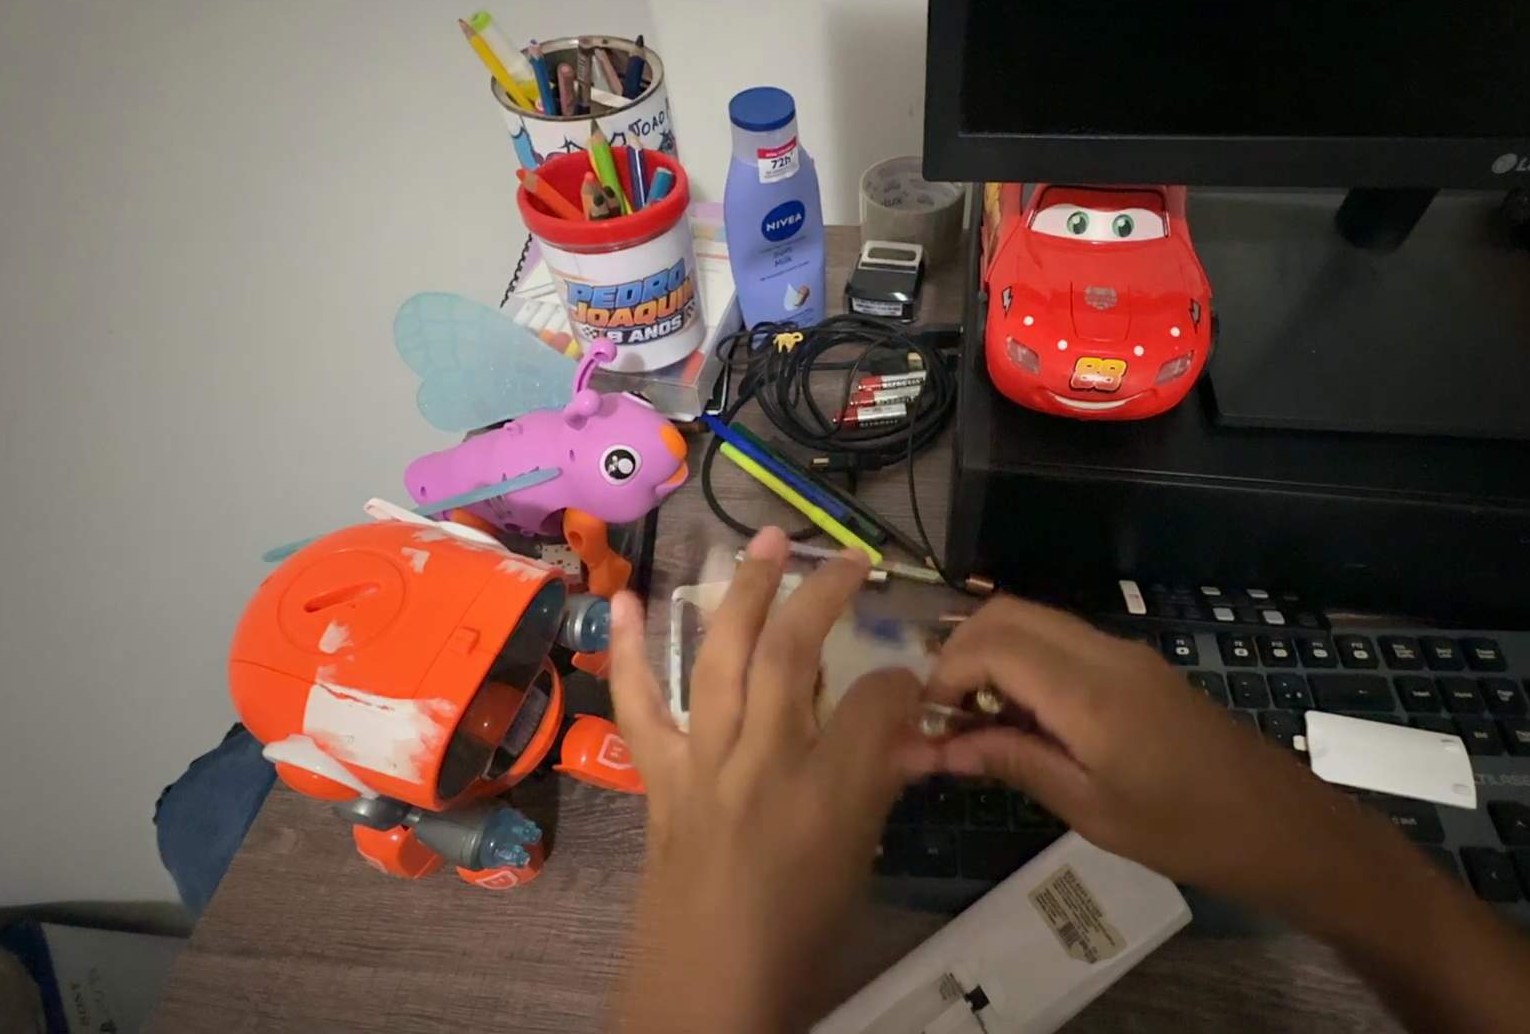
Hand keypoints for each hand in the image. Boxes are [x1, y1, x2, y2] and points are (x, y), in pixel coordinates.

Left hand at [607, 528, 925, 1033]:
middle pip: (790, 656)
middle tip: (842, 555)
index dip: (899, 678)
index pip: (874, 704)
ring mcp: (702, 762)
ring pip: (721, 659)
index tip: (907, 673)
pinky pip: (637, 705)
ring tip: (761, 541)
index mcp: (826, 793)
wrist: (706, 989)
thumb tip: (907, 724)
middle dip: (819, 594)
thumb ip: (883, 777)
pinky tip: (621, 600)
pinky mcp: (660, 775)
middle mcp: (762, 763)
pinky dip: (626, 650)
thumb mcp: (859, 852)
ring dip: (743, 592)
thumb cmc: (796, 927)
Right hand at [913, 596, 1397, 917]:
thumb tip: (942, 748)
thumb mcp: (1090, 809)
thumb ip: (1013, 763)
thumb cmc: (1185, 830)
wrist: (1283, 825)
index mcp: (1088, 691)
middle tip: (947, 706)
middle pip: (1008, 612)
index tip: (931, 717)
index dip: (948, 672)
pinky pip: (1061, 638)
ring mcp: (1122, 651)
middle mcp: (1101, 652)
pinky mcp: (1134, 661)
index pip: (993, 643)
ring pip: (1033, 618)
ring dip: (992, 650)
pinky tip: (1023, 710)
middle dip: (961, 648)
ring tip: (978, 712)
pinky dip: (1024, 657)